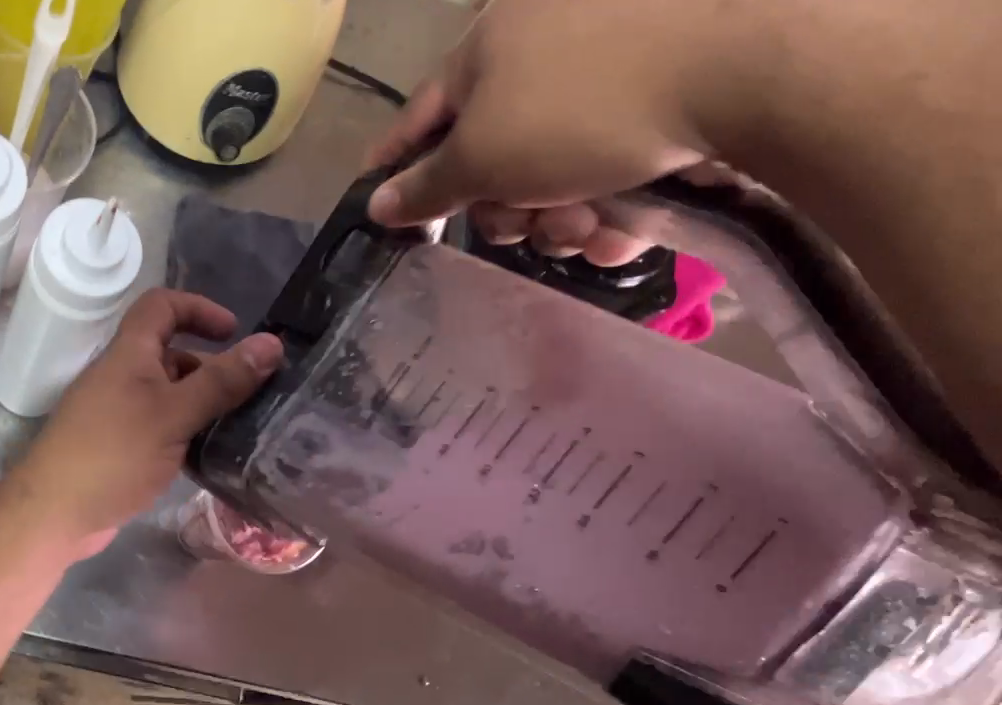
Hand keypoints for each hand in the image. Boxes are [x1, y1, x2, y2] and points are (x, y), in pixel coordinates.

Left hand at [0, 288, 282, 557]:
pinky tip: (211, 457)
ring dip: (202, 406)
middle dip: (211, 367)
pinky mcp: (117, 451)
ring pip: (168, 397)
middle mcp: (120, 379)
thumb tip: (272, 343)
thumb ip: (221, 381)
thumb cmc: (113, 455)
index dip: (198, 308)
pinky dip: (185, 435)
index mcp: (128, 355)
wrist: (55, 514)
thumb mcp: (173, 414)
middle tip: (253, 393)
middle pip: (170, 355)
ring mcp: (116, 416)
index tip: (234, 332)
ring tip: (242, 428)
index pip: (161, 307)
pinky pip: (159, 430)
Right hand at [362, 0, 762, 263]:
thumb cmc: (585, 107)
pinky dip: (612, 202)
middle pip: (490, 154)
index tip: (378, 205)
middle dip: (503, 207)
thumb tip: (376, 204)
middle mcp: (544, 46)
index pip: (417, 119)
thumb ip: (424, 187)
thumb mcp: (483, 157)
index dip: (393, 167)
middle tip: (522, 229)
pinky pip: (610, 159)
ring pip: (552, 168)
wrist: (757, 62)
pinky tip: (626, 227)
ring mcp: (610, 65)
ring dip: (560, 217)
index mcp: (489, 46)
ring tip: (588, 230)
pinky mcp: (668, 88)